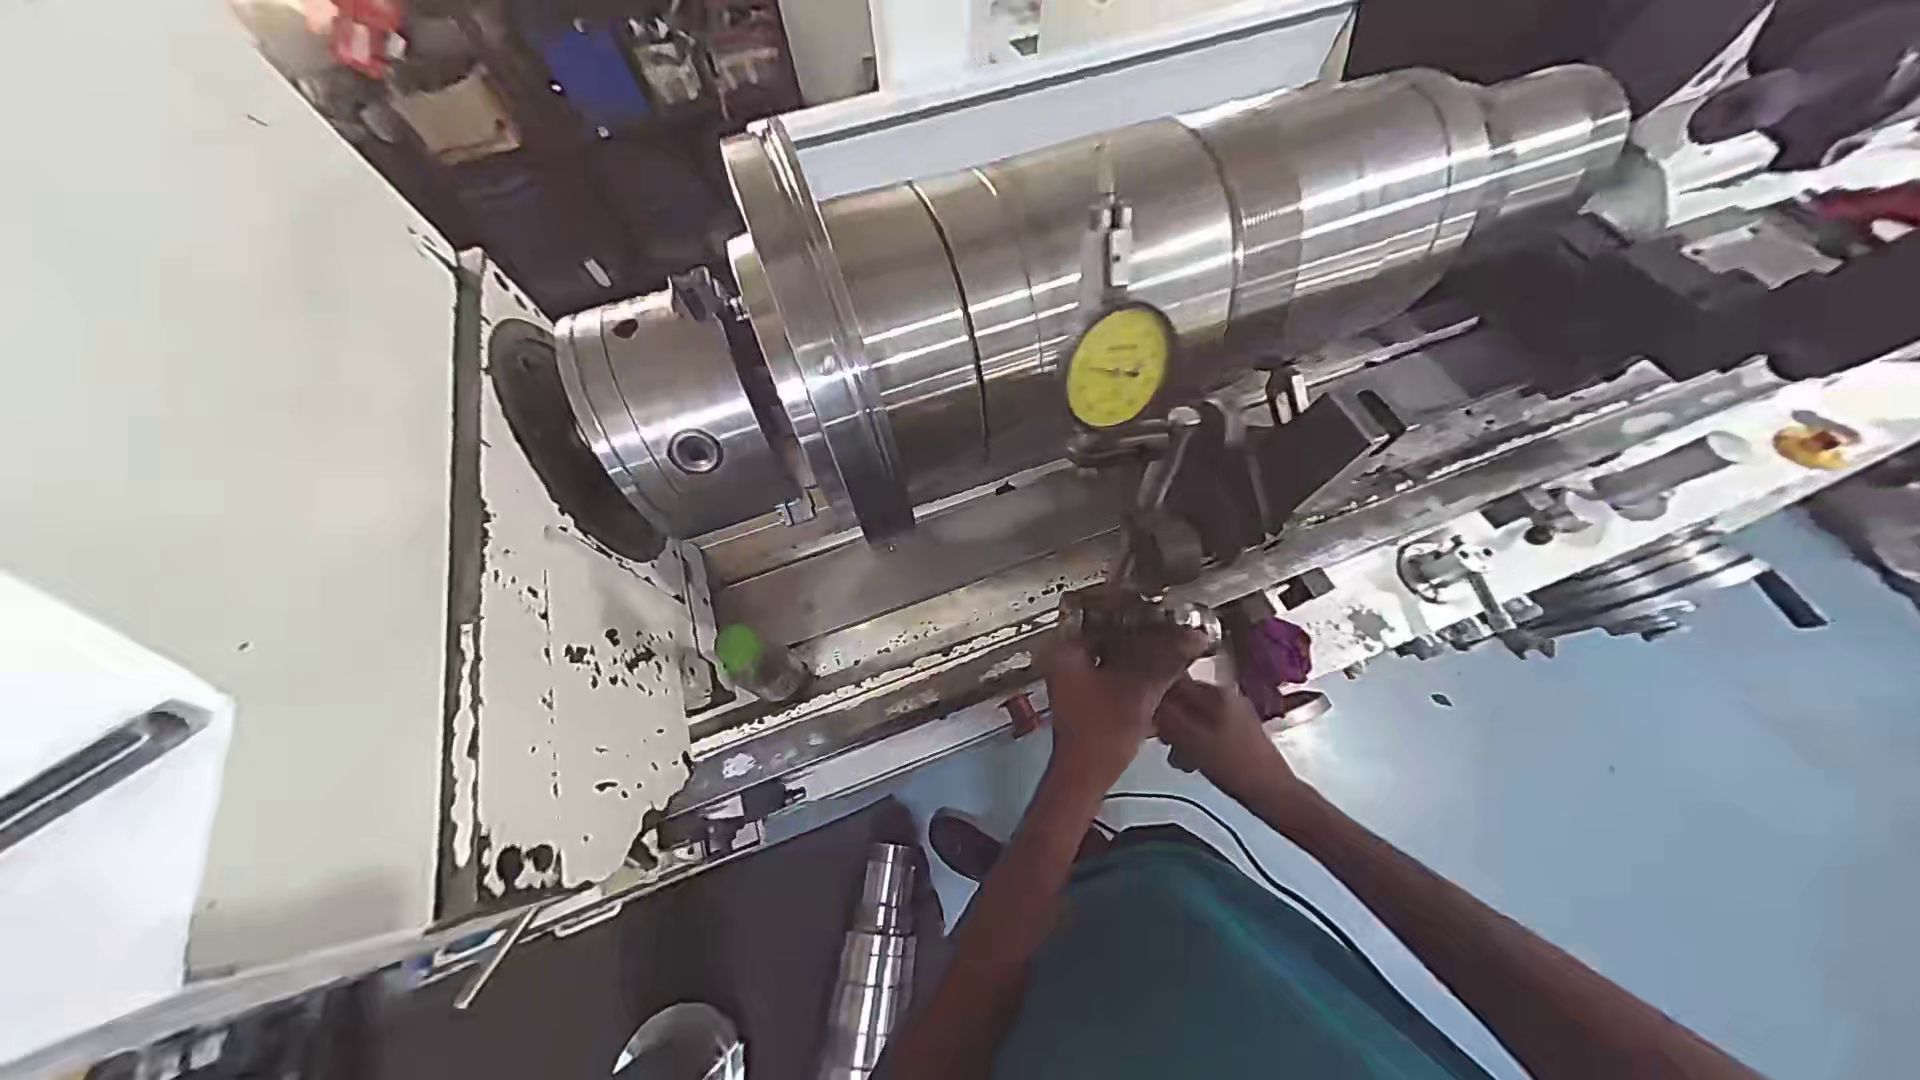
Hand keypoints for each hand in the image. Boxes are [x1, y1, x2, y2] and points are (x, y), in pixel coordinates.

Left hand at [1044, 625, 1206, 789]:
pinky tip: (1158, 678)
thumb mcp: (1138, 690)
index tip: (1160, 615)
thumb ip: (1165, 660)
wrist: (1085, 777)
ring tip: (1170, 652)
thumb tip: (1193, 637)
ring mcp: (1072, 682)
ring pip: (1112, 660)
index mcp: (1065, 651)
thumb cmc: (1100, 732)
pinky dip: (1132, 678)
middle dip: (1141, 638)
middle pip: (1108, 638)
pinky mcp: (1085, 701)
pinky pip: (1111, 679)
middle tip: (1170, 633)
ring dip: (1140, 659)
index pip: (1102, 618)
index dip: (1134, 615)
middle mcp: (1063, 662)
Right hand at [1154, 676, 1304, 804]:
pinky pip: (1207, 725)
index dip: (1156, 700)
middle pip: (1183, 698)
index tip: (1149, 721)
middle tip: (1164, 742)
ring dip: (1181, 732)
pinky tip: (1196, 758)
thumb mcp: (1190, 741)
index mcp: (1216, 691)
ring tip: (1181, 757)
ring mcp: (1235, 711)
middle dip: (1169, 719)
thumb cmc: (1233, 767)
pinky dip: (1197, 738)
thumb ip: (1167, 716)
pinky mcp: (1240, 728)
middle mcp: (1226, 694)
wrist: (1273, 794)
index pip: (1173, 683)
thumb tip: (1148, 701)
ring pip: (1193, 713)